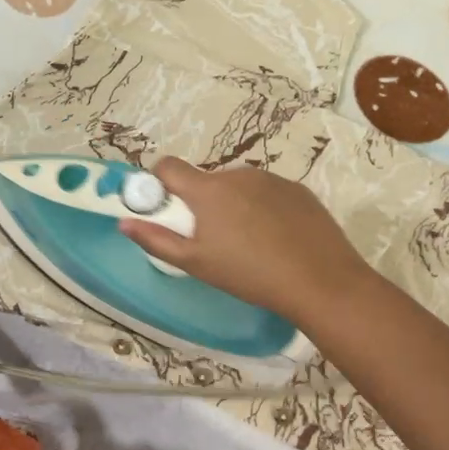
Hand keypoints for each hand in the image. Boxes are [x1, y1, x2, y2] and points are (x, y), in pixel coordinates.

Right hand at [118, 158, 376, 323]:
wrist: (324, 283)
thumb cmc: (250, 275)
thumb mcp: (196, 263)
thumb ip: (156, 239)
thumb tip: (124, 222)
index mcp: (207, 190)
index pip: (168, 166)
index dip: (161, 183)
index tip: (168, 209)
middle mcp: (236, 175)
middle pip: (205, 180)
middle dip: (201, 202)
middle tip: (213, 239)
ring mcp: (270, 180)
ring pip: (237, 186)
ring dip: (232, 204)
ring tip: (249, 242)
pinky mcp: (298, 190)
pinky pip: (266, 192)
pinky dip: (262, 208)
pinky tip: (276, 238)